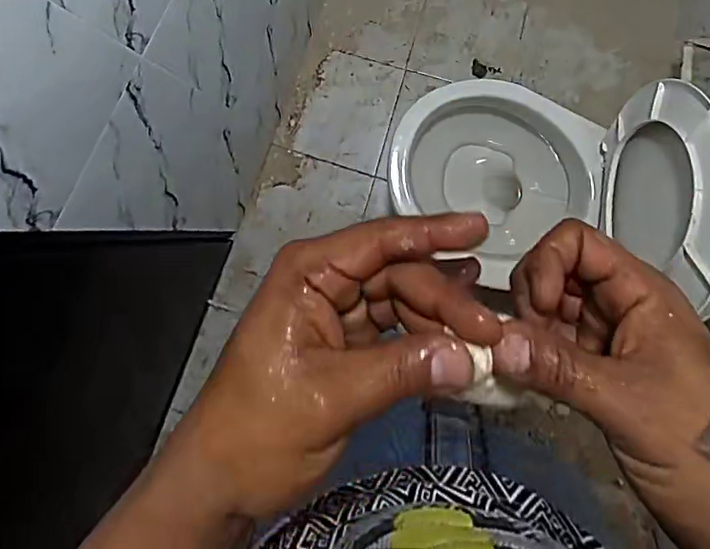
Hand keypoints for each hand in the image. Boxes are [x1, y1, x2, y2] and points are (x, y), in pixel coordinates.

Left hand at [163, 214, 502, 519]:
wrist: (220, 481)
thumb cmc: (256, 429)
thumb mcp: (329, 397)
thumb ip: (400, 371)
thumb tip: (466, 357)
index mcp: (309, 272)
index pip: (380, 240)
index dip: (432, 231)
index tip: (478, 227)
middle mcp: (325, 281)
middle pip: (398, 274)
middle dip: (444, 299)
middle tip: (489, 331)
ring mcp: (336, 312)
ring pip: (402, 301)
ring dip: (439, 322)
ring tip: (482, 343)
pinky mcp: (347, 344)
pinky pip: (396, 331)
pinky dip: (424, 343)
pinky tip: (454, 352)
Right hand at [488, 219, 709, 548]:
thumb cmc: (707, 453)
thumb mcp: (629, 405)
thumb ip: (560, 369)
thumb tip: (500, 342)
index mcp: (643, 293)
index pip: (578, 242)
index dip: (547, 262)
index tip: (536, 306)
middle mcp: (624, 306)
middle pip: (558, 269)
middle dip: (532, 298)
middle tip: (527, 340)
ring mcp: (611, 338)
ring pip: (552, 307)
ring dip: (530, 329)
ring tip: (527, 365)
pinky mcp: (600, 370)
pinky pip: (554, 344)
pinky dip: (536, 355)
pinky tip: (531, 379)